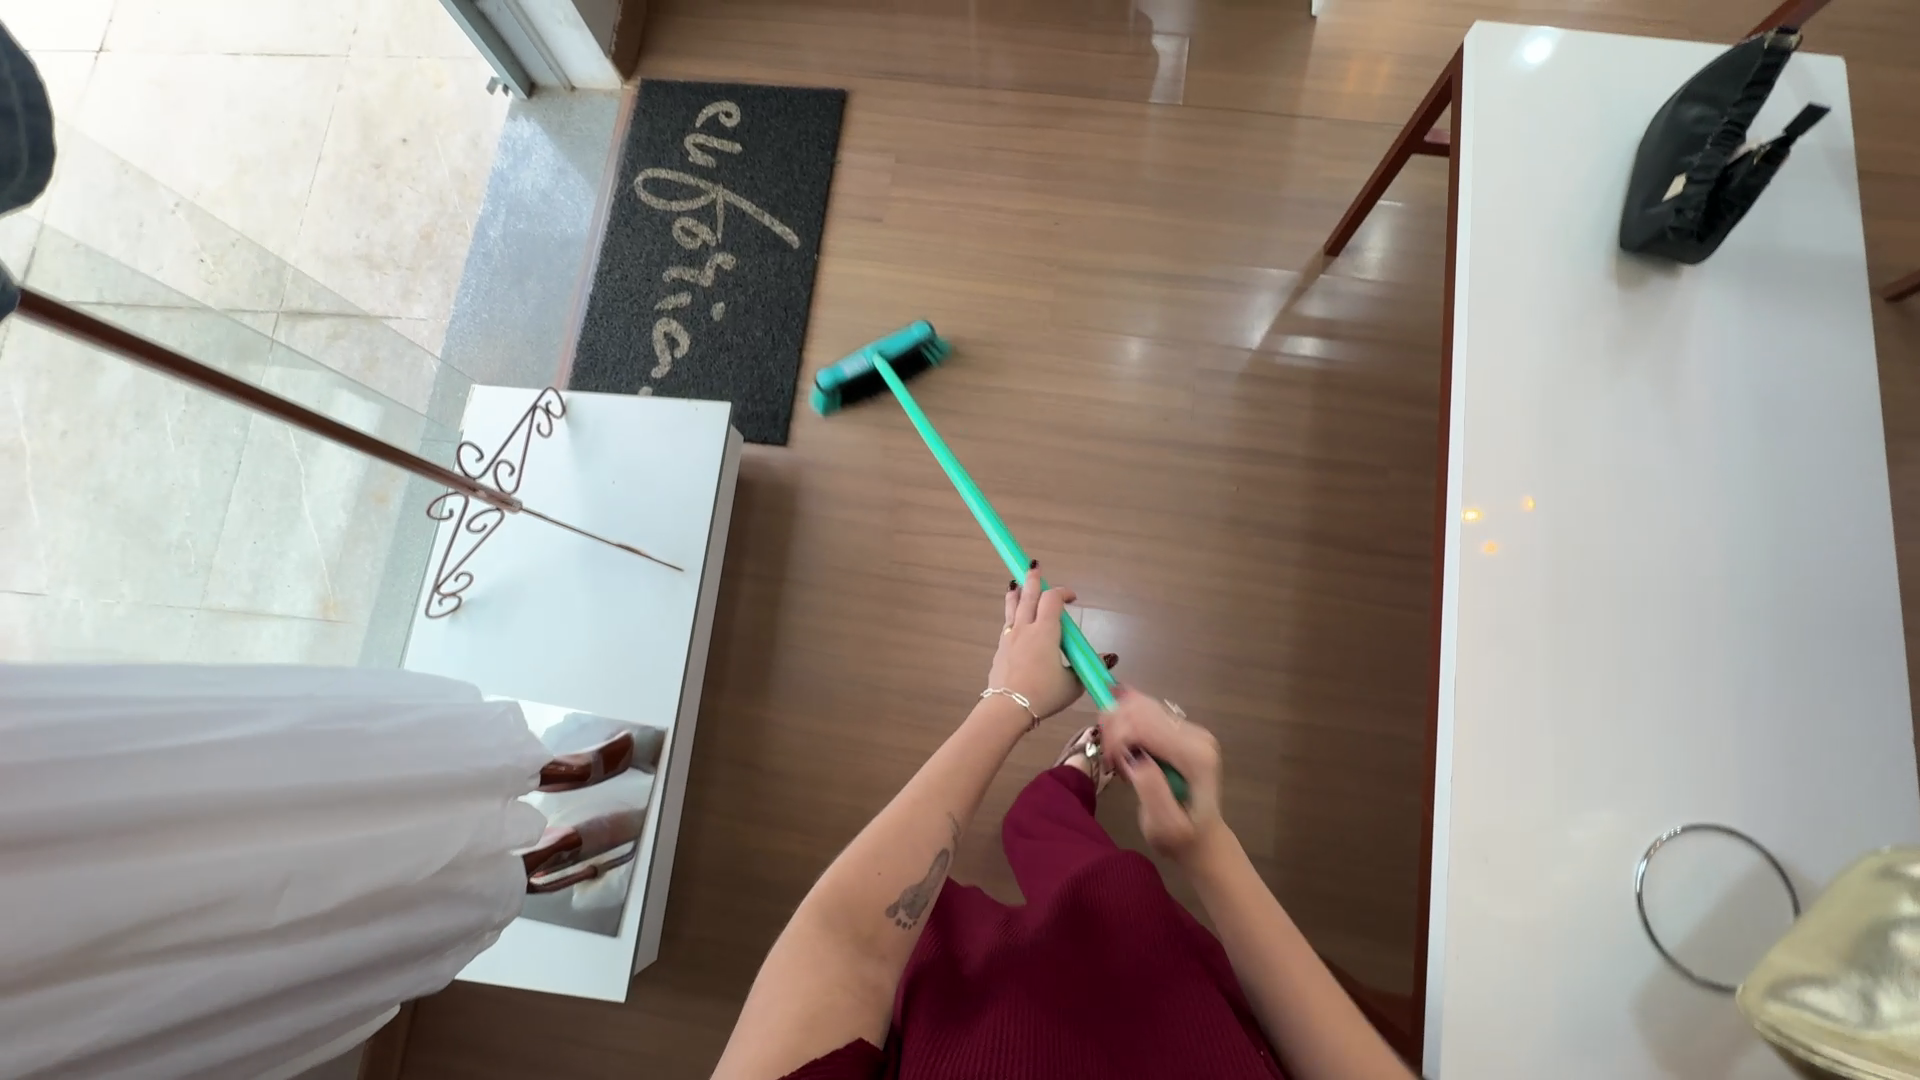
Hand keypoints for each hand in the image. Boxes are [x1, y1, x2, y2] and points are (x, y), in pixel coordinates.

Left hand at [986, 565, 1113, 723]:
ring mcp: (1009, 636)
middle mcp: (1025, 627)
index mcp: (1045, 631)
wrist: (1007, 707)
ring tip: (1016, 585)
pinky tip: (1013, 620)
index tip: (1071, 597)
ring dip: (1017, 593)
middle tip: (1034, 566)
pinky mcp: (999, 648)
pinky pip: (1006, 623)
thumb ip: (1088, 668)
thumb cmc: (1043, 694)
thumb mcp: (1072, 684)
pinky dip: (1011, 615)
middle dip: (1033, 579)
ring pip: (1012, 607)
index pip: (1052, 599)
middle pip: (1028, 595)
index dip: (1062, 592)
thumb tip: (1109, 658)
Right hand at [1100, 688, 1225, 863]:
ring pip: (1139, 704)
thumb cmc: (1181, 838)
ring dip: (1118, 726)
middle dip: (1114, 729)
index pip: (1143, 724)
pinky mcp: (1181, 728)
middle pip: (1139, 708)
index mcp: (1195, 756)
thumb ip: (1152, 790)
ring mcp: (1190, 729)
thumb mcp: (1165, 826)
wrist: (1202, 839)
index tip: (1110, 765)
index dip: (1116, 738)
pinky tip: (1126, 748)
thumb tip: (1136, 757)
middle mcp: (1197, 735)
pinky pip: (1143, 710)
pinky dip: (1126, 725)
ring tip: (1118, 756)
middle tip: (1110, 760)